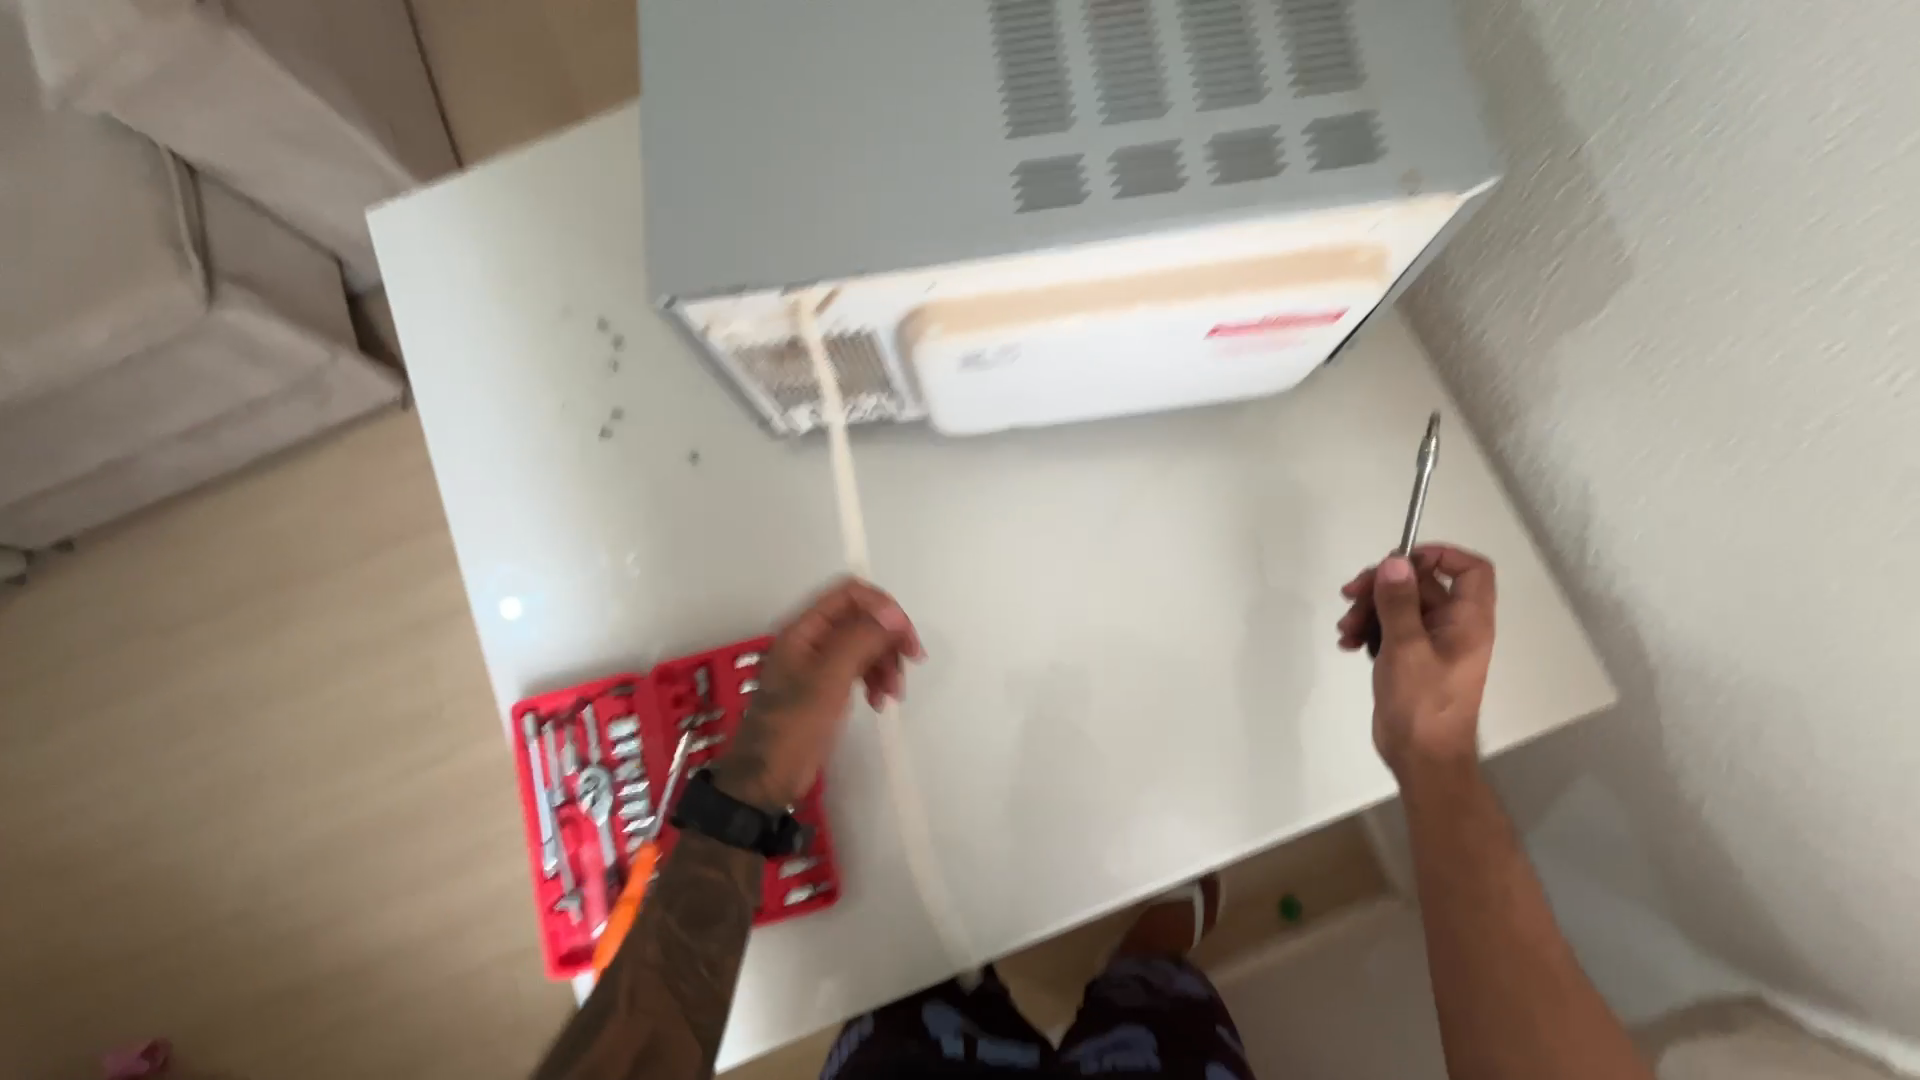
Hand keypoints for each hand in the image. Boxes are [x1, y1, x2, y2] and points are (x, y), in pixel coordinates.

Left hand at [709, 577, 923, 809]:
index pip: (850, 594)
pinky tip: (880, 702)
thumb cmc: (793, 725)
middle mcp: (812, 639)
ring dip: (886, 663)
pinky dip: (876, 680)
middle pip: (862, 619)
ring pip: (865, 645)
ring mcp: (819, 664)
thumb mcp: (829, 679)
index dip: (882, 607)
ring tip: (893, 694)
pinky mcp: (827, 687)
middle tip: (911, 661)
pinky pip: (859, 669)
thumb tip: (893, 613)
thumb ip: (860, 639)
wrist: (767, 778)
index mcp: (804, 629)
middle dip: (888, 638)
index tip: (904, 635)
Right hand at [1335, 544, 1496, 779]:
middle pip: (1420, 585)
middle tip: (1350, 595)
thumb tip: (1395, 561)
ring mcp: (1429, 643)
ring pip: (1397, 606)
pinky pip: (1387, 629)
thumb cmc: (1423, 703)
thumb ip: (1399, 602)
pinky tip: (1348, 645)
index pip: (1470, 569)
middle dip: (1381, 587)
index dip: (1439, 555)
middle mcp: (1452, 626)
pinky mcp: (1408, 658)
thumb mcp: (1407, 648)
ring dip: (1367, 611)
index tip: (1399, 560)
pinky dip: (1366, 631)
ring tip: (1345, 630)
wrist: (1421, 757)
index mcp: (1467, 621)